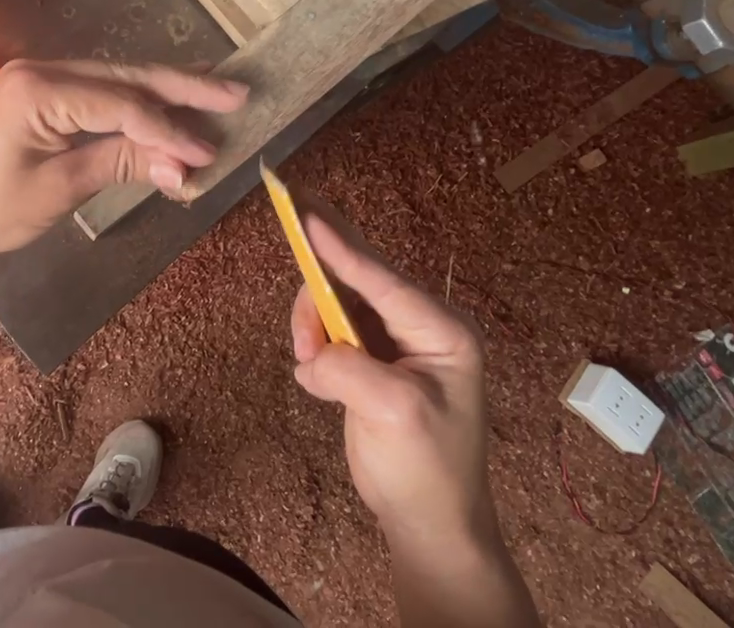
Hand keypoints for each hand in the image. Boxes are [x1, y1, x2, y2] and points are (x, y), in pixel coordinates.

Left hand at [0, 59, 246, 271]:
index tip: (209, 152)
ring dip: (162, 94)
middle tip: (236, 92)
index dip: (169, 128)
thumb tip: (185, 163)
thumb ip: (120, 163)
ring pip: (114, 82)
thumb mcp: (60, 188)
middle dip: (181, 87)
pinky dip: (131, 107)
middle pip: (124, 77)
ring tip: (213, 94)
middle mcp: (39, 71)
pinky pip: (95, 96)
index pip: (122, 103)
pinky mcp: (38, 98)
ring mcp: (37, 80)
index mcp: (38, 88)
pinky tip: (163, 107)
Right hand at [288, 202, 493, 545]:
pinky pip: (328, 331)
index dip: (339, 246)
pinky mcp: (367, 361)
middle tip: (292, 248)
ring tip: (308, 363)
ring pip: (334, 304)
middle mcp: (418, 326)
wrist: (428, 522)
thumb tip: (313, 354)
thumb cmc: (425, 466)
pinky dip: (313, 346)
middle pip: (355, 280)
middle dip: (320, 284)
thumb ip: (348, 368)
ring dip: (313, 326)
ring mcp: (391, 343)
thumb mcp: (394, 412)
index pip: (381, 278)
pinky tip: (316, 377)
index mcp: (441, 331)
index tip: (304, 211)